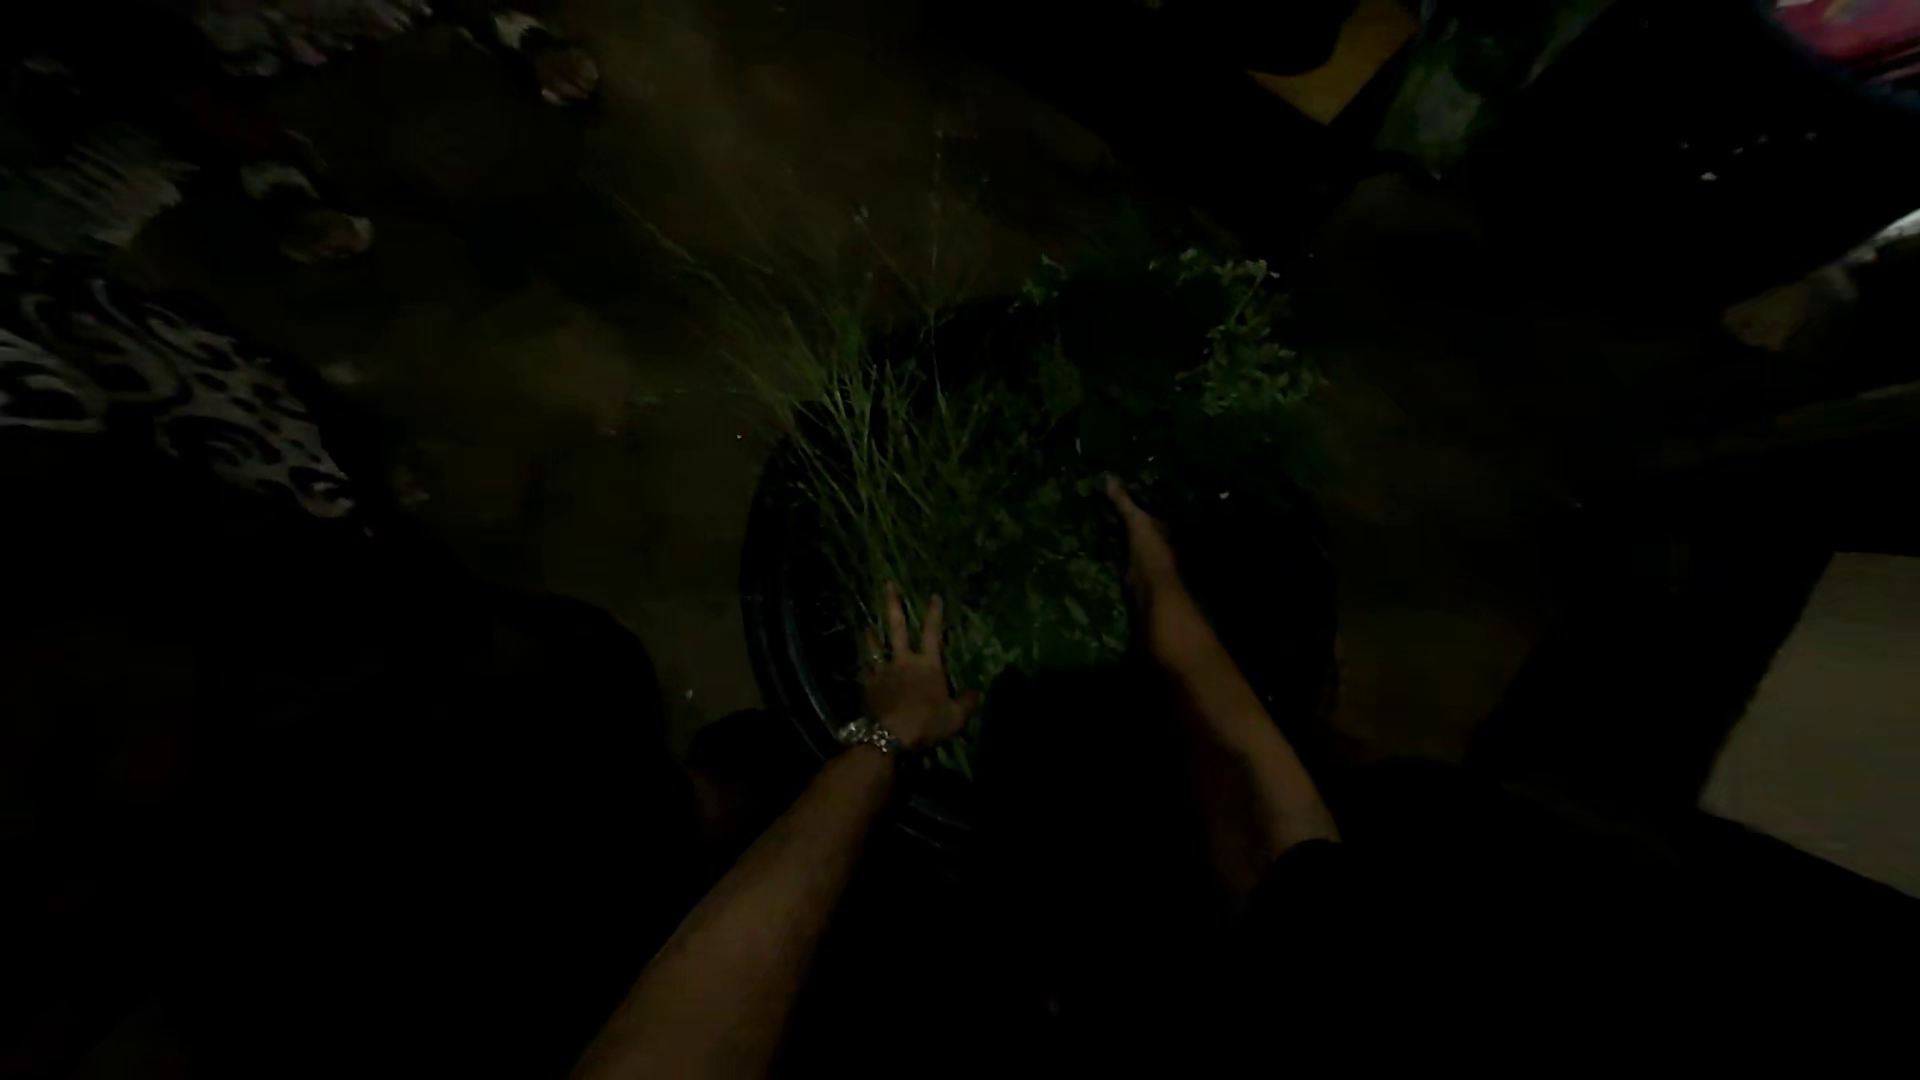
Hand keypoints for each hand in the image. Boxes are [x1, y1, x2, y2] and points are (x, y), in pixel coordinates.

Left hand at [861, 584, 980, 753]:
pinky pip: (866, 670)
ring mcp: (884, 672)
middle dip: (894, 605)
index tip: (933, 596)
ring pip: (876, 646)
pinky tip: (861, 661)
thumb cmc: (928, 723)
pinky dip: (864, 663)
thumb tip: (977, 693)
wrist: (891, 738)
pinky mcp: (869, 686)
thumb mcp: (956, 716)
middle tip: (887, 585)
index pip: (933, 633)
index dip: (934, 614)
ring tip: (868, 624)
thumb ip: (967, 702)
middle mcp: (904, 661)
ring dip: (873, 634)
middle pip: (898, 628)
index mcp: (928, 665)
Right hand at [1104, 476, 1180, 602]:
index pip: (1143, 508)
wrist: (1150, 586)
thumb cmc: (1150, 550)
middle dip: (1119, 516)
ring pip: (1124, 538)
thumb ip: (1124, 502)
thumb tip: (1109, 476)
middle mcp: (1152, 539)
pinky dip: (1107, 548)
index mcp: (1158, 526)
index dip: (1129, 499)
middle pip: (1133, 523)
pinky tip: (1094, 542)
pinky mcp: (1130, 569)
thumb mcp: (1136, 521)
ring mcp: (1141, 555)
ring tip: (1090, 519)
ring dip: (1112, 532)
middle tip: (1095, 502)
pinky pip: (1116, 553)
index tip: (1110, 489)